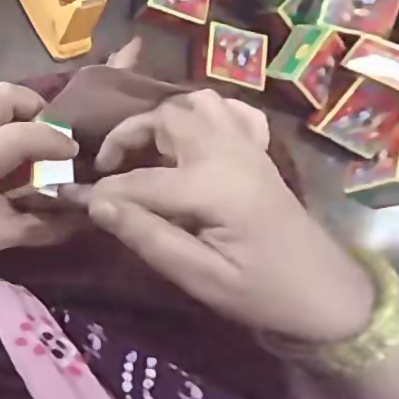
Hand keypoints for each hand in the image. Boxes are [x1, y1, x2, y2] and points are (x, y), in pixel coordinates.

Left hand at [0, 83, 81, 261]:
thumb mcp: (0, 235)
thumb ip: (44, 226)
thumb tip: (83, 219)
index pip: (26, 133)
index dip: (56, 141)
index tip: (72, 155)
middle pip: (8, 95)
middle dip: (36, 110)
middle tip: (48, 137)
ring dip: (20, 113)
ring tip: (31, 143)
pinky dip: (5, 120)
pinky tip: (9, 150)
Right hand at [62, 90, 374, 343]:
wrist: (329, 295)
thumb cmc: (262, 293)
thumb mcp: (199, 277)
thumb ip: (146, 236)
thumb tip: (97, 203)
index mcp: (213, 187)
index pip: (137, 181)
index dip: (98, 192)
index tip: (68, 200)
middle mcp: (229, 153)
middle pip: (165, 118)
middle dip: (126, 136)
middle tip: (106, 168)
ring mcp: (248, 147)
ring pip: (196, 102)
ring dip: (162, 119)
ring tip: (144, 150)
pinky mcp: (259, 152)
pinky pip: (229, 111)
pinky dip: (203, 114)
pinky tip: (190, 139)